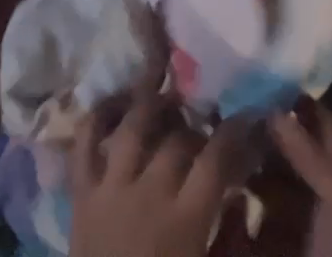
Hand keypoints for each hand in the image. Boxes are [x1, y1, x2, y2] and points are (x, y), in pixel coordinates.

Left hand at [69, 82, 252, 256]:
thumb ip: (232, 243)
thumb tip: (242, 200)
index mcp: (185, 220)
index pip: (216, 159)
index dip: (237, 132)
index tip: (251, 117)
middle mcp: (147, 192)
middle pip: (177, 138)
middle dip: (198, 122)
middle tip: (210, 117)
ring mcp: (109, 188)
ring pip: (133, 127)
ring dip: (153, 103)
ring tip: (168, 91)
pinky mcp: (80, 192)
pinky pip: (84, 141)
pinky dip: (98, 115)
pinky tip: (115, 102)